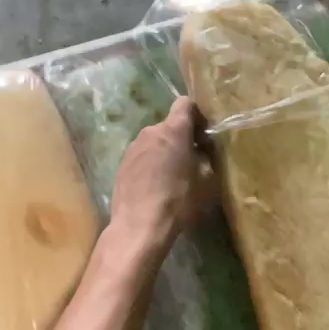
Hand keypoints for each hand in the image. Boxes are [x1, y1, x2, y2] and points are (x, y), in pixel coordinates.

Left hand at [107, 97, 216, 253]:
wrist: (139, 226)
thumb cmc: (179, 201)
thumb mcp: (207, 181)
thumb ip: (207, 158)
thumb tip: (202, 151)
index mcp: (173, 130)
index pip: (185, 103)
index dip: (197, 115)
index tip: (204, 136)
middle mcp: (150, 132)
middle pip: (170, 126)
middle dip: (182, 138)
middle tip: (192, 161)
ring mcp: (132, 147)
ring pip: (154, 142)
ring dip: (165, 152)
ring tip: (172, 178)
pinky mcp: (121, 164)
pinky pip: (142, 156)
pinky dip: (150, 165)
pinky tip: (155, 187)